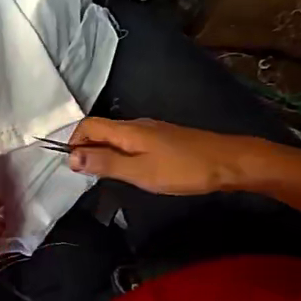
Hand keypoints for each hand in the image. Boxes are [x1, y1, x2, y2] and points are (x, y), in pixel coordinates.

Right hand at [67, 117, 272, 194]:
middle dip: (86, 147)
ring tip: (103, 175)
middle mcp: (136, 125)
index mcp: (127, 130)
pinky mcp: (164, 140)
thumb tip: (71, 156)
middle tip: (84, 174)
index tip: (71, 165)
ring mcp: (152, 131)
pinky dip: (120, 154)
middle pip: (101, 129)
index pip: (88, 125)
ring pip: (116, 136)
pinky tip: (129, 171)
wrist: (229, 162)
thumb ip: (105, 163)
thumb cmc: (183, 169)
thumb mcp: (139, 171)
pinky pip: (131, 142)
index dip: (74, 141)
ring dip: (103, 152)